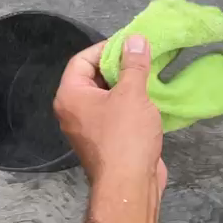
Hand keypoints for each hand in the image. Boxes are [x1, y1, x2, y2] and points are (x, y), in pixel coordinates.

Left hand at [54, 37, 166, 191]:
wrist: (130, 183)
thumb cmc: (126, 136)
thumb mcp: (132, 94)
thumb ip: (133, 65)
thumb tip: (135, 39)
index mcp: (71, 96)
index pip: (82, 60)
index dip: (106, 48)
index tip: (132, 44)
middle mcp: (74, 110)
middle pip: (93, 77)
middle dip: (119, 66)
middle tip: (145, 57)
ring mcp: (89, 127)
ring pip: (107, 96)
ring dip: (128, 85)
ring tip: (152, 75)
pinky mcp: (106, 140)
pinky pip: (115, 113)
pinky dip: (131, 104)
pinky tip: (152, 100)